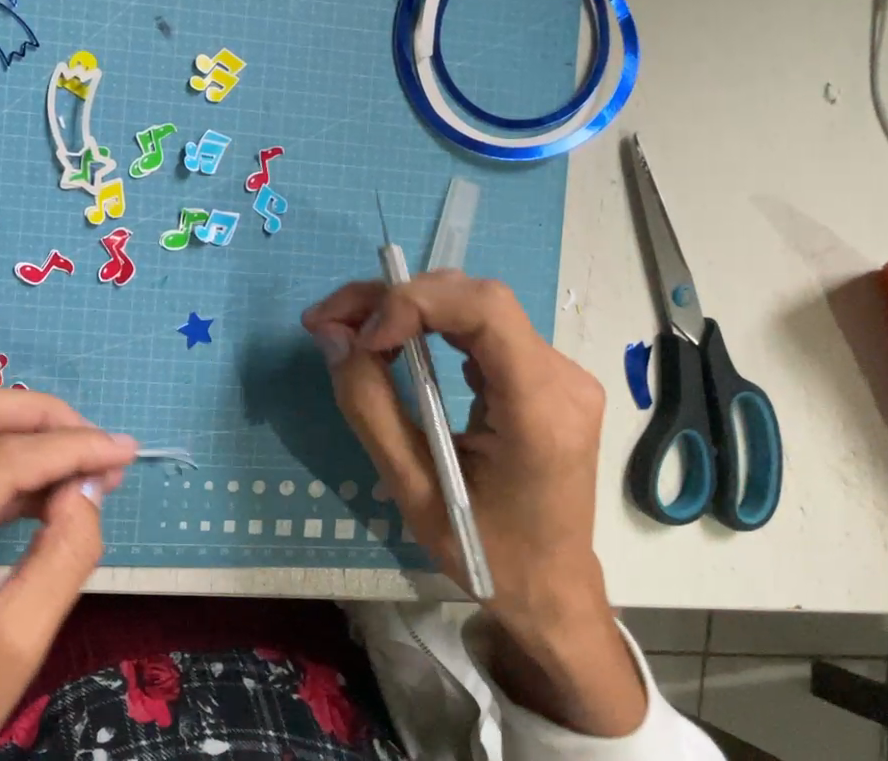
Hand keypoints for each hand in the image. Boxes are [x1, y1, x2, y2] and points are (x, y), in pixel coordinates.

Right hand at [303, 271, 644, 736]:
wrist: (551, 591)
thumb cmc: (486, 551)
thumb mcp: (412, 487)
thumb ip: (370, 405)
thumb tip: (332, 336)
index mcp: (540, 410)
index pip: (484, 310)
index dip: (413, 304)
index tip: (362, 340)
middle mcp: (561, 378)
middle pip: (472, 297)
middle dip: (392, 298)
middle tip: (327, 321)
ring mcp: (558, 374)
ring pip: (471, 304)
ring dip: (403, 307)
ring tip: (345, 331)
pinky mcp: (542, 377)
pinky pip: (478, 327)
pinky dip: (424, 324)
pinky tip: (387, 345)